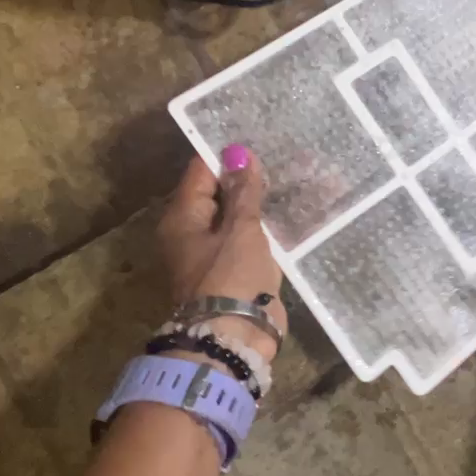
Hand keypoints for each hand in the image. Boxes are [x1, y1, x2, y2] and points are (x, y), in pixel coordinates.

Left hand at [157, 146, 286, 362]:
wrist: (235, 337)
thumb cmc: (232, 276)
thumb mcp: (241, 228)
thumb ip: (243, 191)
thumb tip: (238, 153)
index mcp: (182, 217)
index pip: (201, 172)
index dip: (226, 155)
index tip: (257, 138)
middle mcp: (191, 232)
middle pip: (218, 193)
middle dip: (247, 178)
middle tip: (282, 155)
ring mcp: (212, 252)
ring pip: (236, 216)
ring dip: (259, 202)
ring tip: (292, 179)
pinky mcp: (234, 270)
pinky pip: (248, 237)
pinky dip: (265, 225)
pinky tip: (290, 213)